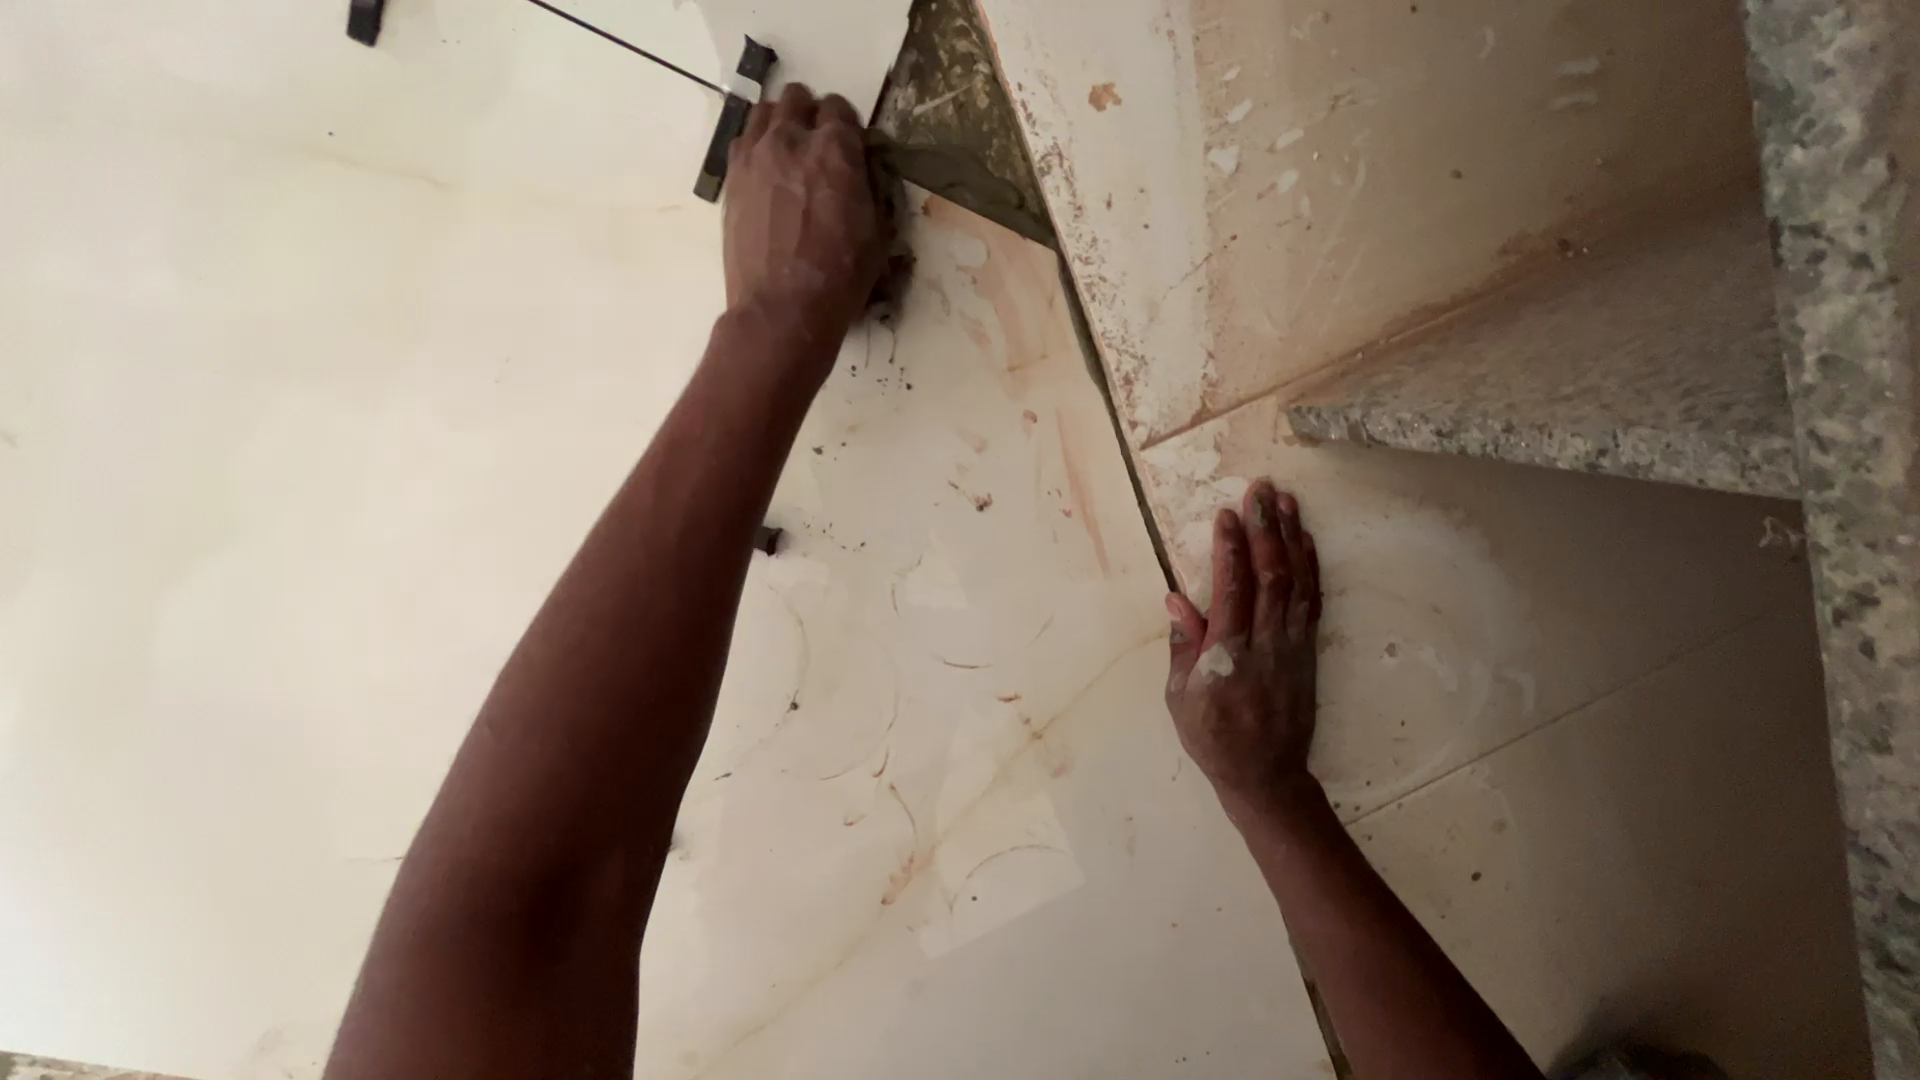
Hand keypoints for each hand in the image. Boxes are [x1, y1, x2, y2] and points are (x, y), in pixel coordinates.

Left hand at [723, 83, 884, 359]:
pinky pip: (743, 141)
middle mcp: (791, 140)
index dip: (847, 127)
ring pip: (765, 111)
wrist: (782, 310)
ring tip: (790, 156)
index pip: (840, 109)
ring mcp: (755, 156)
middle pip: (798, 99)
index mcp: (835, 152)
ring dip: (781, 124)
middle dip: (811, 117)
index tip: (850, 149)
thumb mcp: (877, 238)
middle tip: (819, 149)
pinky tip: (767, 174)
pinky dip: (757, 146)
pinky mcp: (732, 179)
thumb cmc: (839, 281)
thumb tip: (862, 173)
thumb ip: (869, 191)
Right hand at [1165, 480, 1322, 815]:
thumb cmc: (1212, 736)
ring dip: (1292, 537)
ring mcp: (1293, 645)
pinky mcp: (1308, 650)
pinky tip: (1306, 541)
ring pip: (1297, 581)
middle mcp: (1266, 642)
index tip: (1226, 514)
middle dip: (1265, 528)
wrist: (1266, 774)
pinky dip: (1311, 567)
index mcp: (1228, 653)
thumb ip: (1182, 646)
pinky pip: (1312, 601)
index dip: (1230, 548)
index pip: (1232, 588)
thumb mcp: (1180, 697)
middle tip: (1261, 490)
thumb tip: (1176, 600)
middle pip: (1270, 574)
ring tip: (1287, 501)